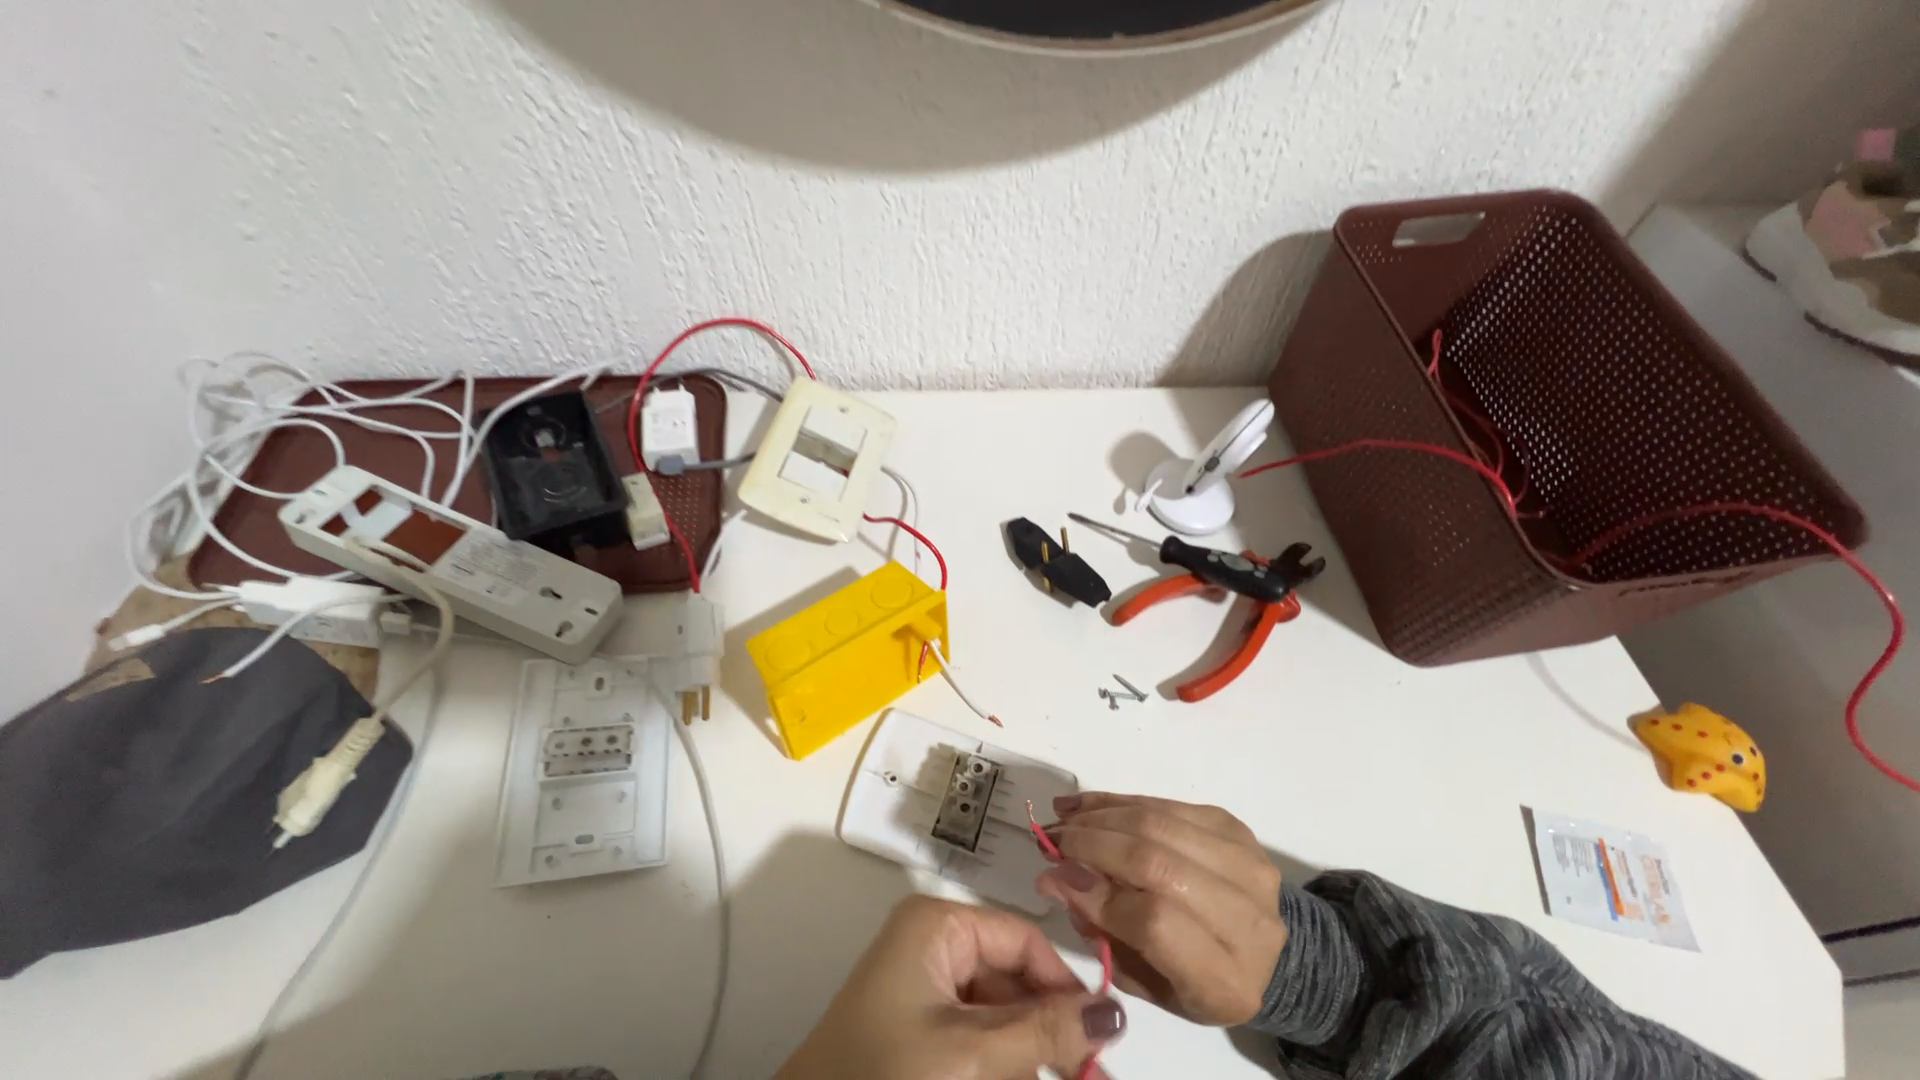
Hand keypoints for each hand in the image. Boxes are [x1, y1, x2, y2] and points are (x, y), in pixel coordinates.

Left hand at [773, 894, 1125, 1079]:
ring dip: (1032, 1052)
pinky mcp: (921, 1027)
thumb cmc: (881, 1075)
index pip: (1024, 939)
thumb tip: (1112, 1012)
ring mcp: (925, 987)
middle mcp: (933, 946)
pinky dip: (1004, 1063)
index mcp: (937, 927)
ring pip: (1003, 1013)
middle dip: (1051, 1029)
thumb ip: (1044, 1031)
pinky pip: (980, 1035)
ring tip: (1064, 1078)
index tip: (1101, 1035)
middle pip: (1016, 978)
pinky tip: (1023, 1078)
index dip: (1065, 985)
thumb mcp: (971, 1053)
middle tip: (1090, 1074)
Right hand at [1037, 793, 1287, 1026]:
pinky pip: (1169, 804)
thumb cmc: (1194, 980)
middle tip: (1050, 841)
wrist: (1267, 954)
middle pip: (1158, 863)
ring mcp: (1247, 865)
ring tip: (1063, 819)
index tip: (1053, 876)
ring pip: (1161, 824)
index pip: (1155, 923)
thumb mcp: (1145, 980)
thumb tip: (1055, 876)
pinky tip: (1087, 806)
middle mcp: (1248, 919)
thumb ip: (1100, 933)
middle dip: (1093, 845)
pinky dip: (1121, 802)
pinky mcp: (1236, 829)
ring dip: (1102, 816)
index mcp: (1225, 981)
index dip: (1099, 894)